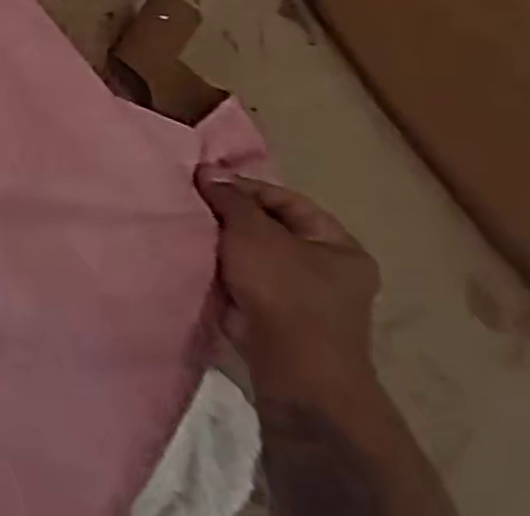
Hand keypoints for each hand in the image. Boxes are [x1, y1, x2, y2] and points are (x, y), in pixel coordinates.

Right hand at [195, 167, 379, 384]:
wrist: (290, 358)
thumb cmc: (283, 287)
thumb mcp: (254, 231)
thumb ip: (230, 199)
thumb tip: (207, 172)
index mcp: (340, 246)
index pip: (288, 202)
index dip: (246, 188)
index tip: (204, 182)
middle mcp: (328, 268)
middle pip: (271, 226)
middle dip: (232, 214)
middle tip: (194, 202)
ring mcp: (303, 293)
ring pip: (255, 252)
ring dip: (224, 241)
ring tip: (190, 226)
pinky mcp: (275, 311)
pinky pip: (244, 276)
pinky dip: (222, 265)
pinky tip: (197, 255)